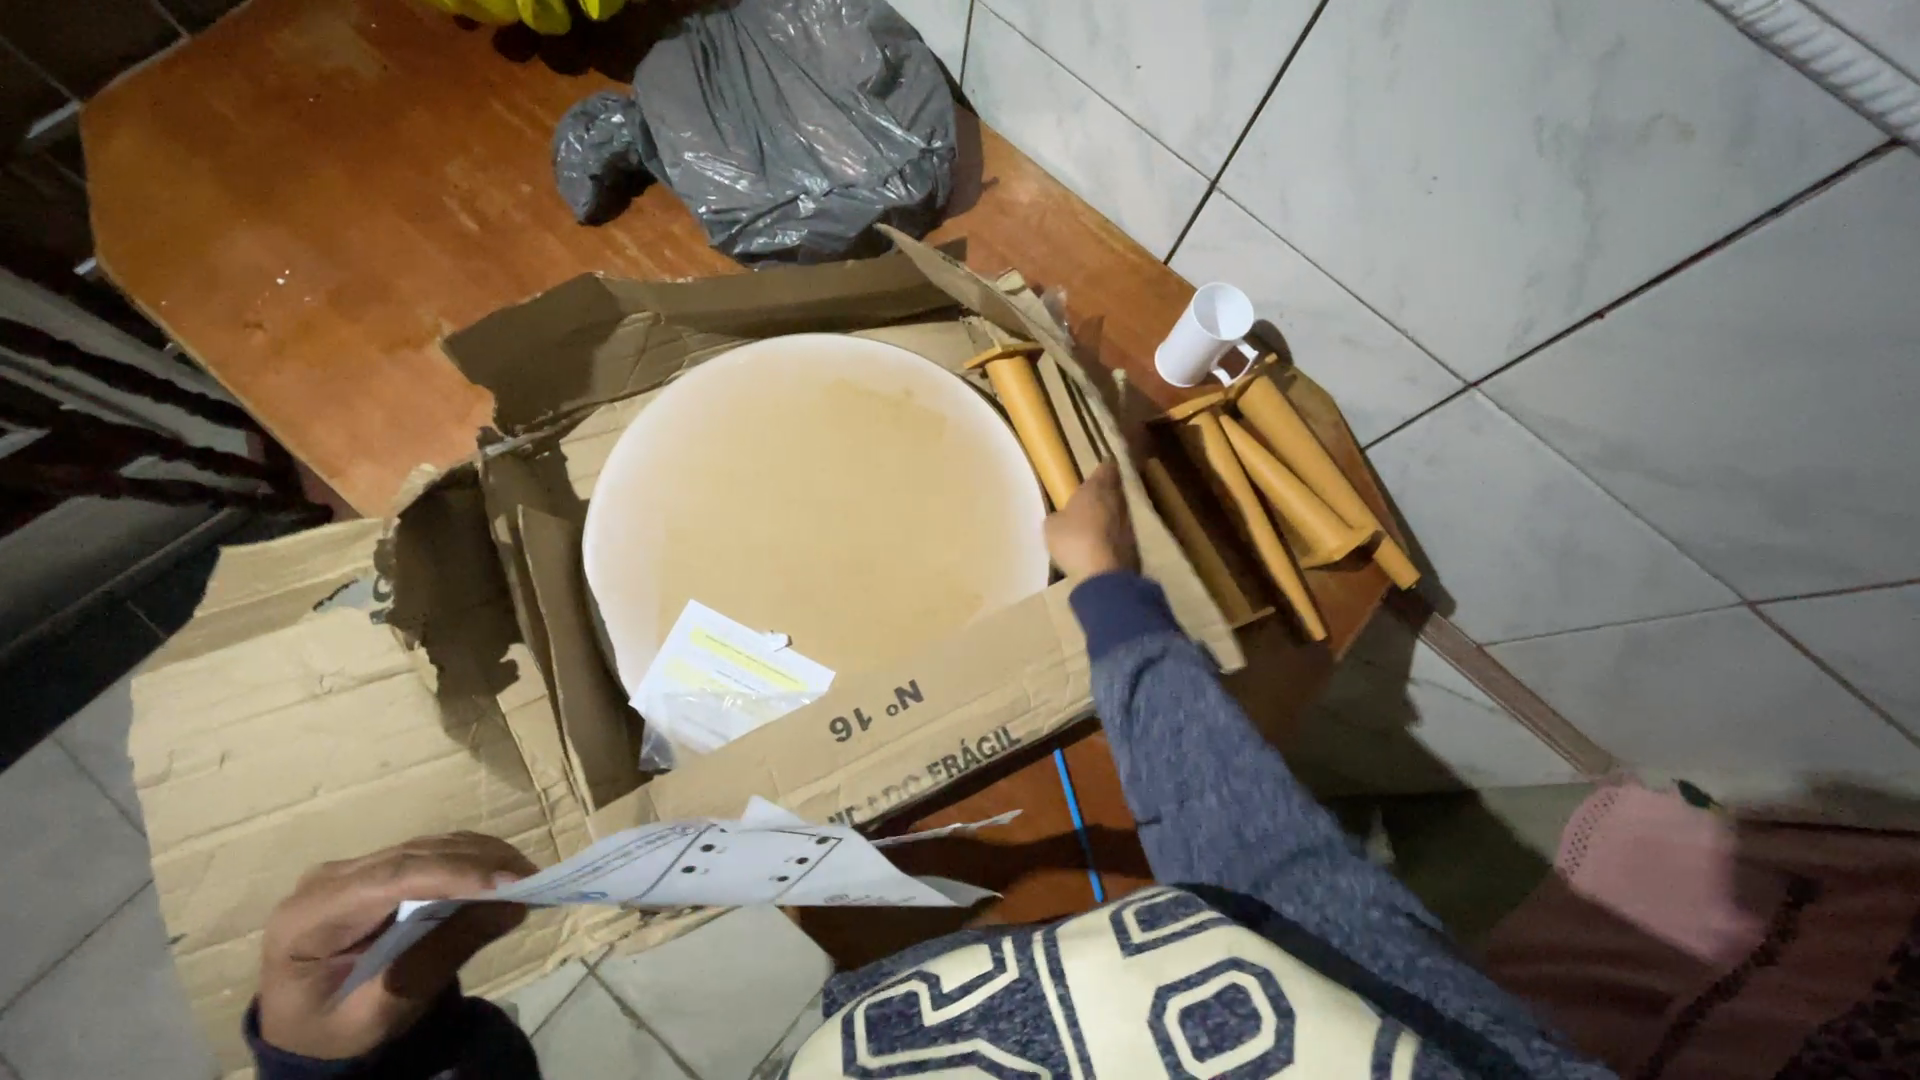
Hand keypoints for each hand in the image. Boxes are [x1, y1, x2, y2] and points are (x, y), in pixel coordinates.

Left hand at [257, 832, 536, 1059]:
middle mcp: (328, 880)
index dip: (455, 873)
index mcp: (308, 919)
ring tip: (527, 876)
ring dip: (483, 857)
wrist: (305, 1031)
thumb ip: (438, 959)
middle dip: (480, 863)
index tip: (512, 884)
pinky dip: (473, 859)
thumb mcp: (380, 1012)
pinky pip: (433, 852)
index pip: (391, 878)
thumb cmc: (334, 1030)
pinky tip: (502, 872)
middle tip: (535, 879)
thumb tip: (513, 908)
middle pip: (415, 855)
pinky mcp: (378, 867)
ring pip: (431, 846)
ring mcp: (353, 868)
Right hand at [1044, 460, 1139, 579]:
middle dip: (1105, 492)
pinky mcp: (1134, 546)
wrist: (1103, 575)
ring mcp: (1129, 524)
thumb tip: (1062, 517)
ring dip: (1108, 515)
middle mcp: (1118, 501)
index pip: (1106, 468)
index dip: (1103, 468)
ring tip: (1093, 524)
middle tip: (1091, 497)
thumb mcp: (1052, 526)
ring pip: (1119, 512)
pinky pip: (1120, 534)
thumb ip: (1058, 516)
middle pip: (1115, 490)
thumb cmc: (1073, 541)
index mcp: (1097, 488)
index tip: (1098, 469)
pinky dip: (1111, 536)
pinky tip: (1100, 545)